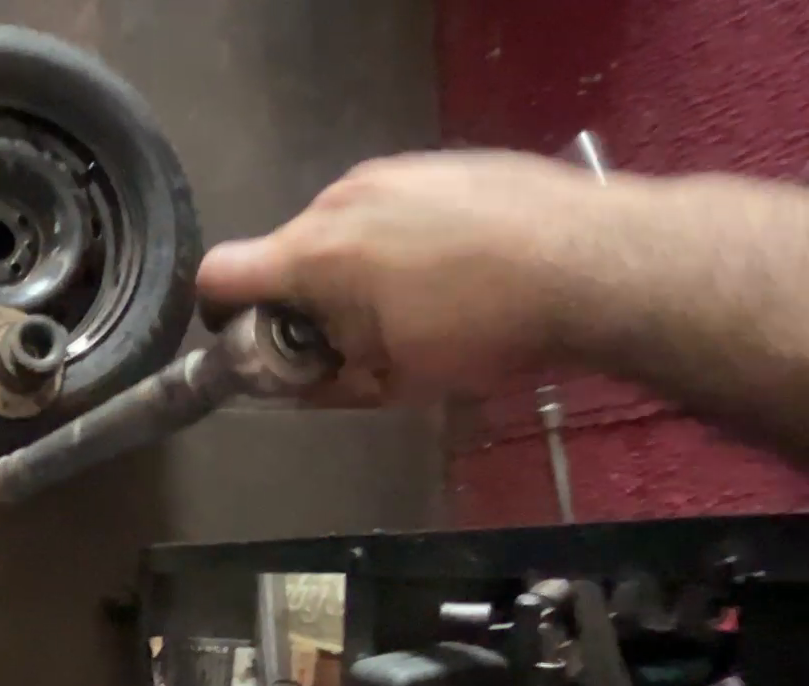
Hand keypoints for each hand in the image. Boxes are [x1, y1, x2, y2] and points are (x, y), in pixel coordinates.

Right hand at [197, 151, 612, 399]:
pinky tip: (442, 260)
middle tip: (345, 330)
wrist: (608, 264)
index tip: (248, 333)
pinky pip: (381, 203)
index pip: (217, 273)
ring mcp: (389, 172)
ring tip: (404, 293)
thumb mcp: (387, 384)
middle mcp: (336, 202)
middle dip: (297, 293)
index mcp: (312, 257)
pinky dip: (388, 235)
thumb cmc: (481, 332)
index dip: (216, 310)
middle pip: (280, 252)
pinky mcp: (435, 160)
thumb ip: (318, 385)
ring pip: (331, 226)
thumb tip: (288, 387)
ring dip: (343, 263)